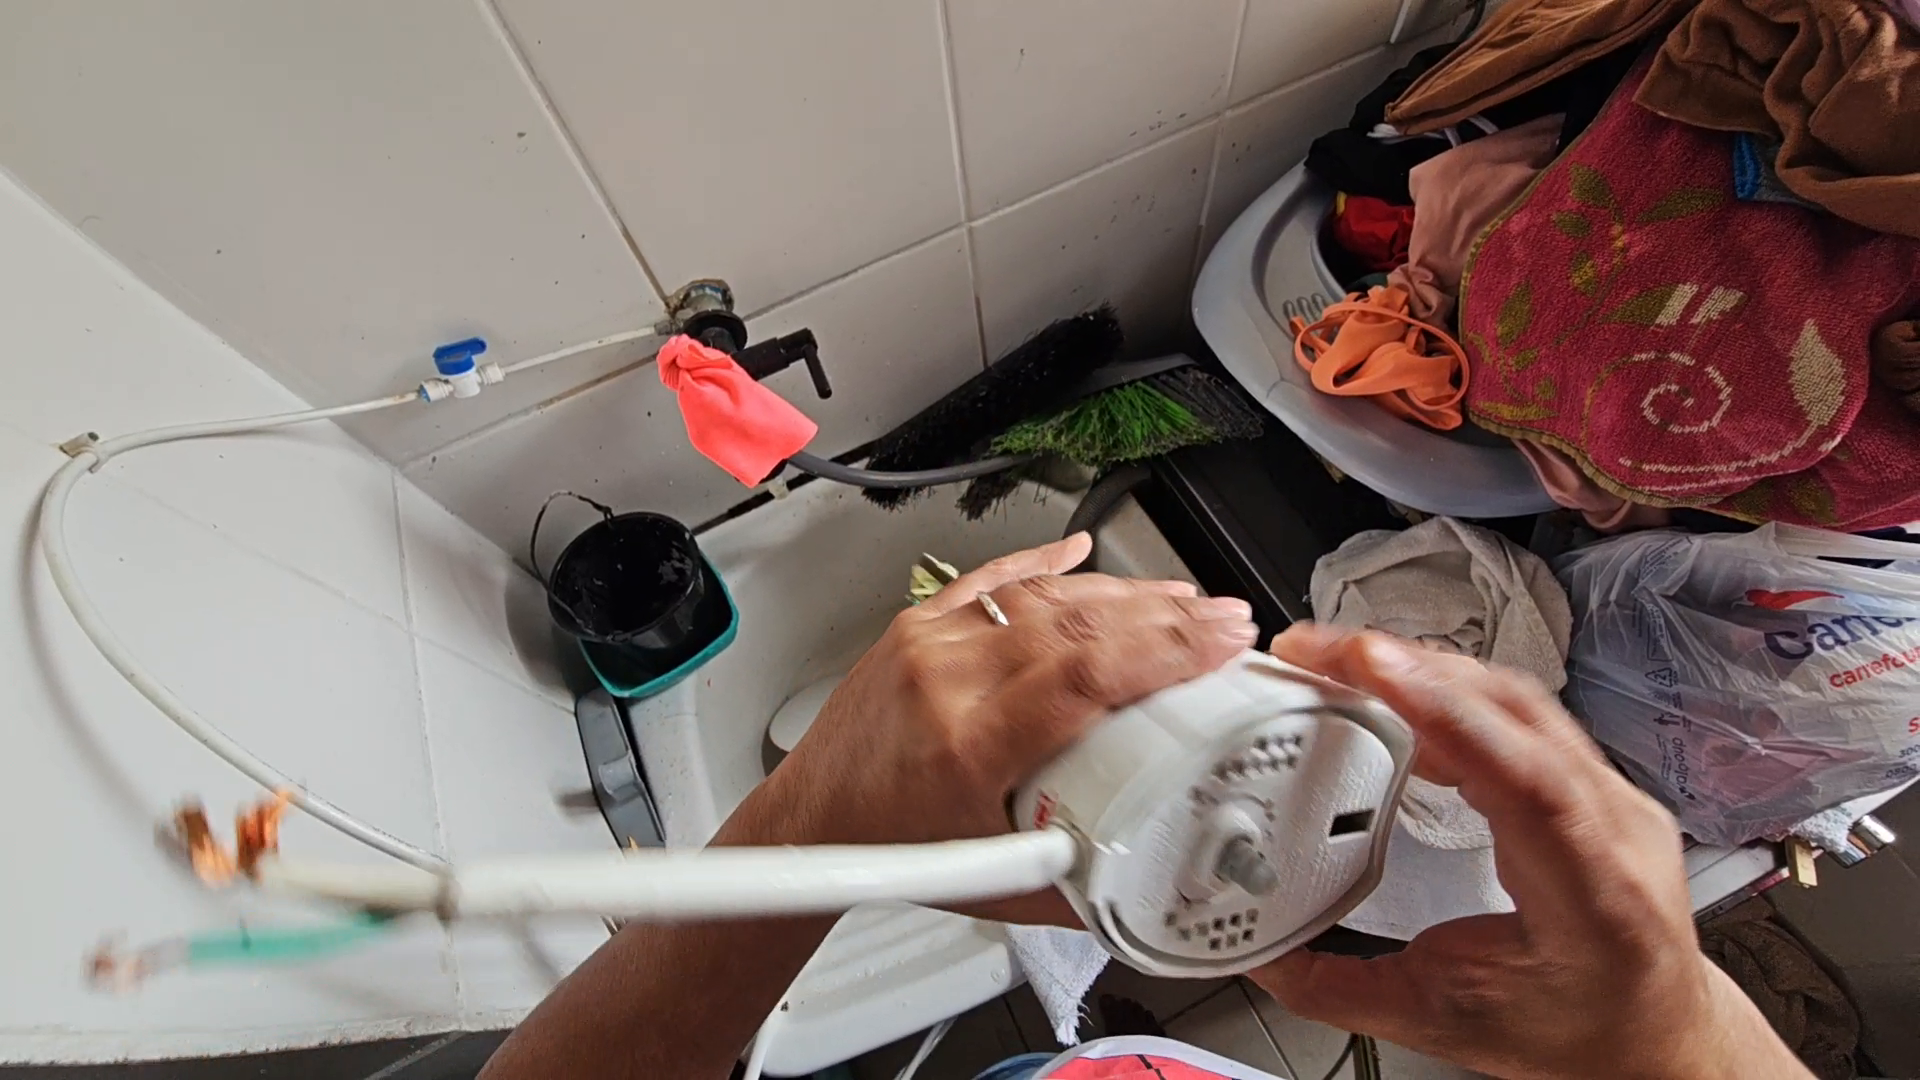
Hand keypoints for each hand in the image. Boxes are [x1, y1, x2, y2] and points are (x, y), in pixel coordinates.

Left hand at [759, 532, 1257, 922]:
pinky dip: (1042, 565)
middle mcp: (945, 678)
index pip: (1083, 675)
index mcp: (968, 744)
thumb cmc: (885, 848)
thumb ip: (1084, 869)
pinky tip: (1079, 554)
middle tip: (1216, 618)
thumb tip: (1152, 852)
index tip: (1216, 643)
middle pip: (1072, 624)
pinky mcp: (918, 625)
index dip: (1162, 650)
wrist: (811, 819)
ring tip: (1172, 599)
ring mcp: (928, 641)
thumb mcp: (997, 879)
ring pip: (1040, 597)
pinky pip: (990, 581)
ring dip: (1116, 594)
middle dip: (1160, 616)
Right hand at [1249, 625, 1810, 1079]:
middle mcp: (1611, 826)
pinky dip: (1436, 678)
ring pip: (1508, 692)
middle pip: (1509, 709)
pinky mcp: (1580, 768)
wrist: (1657, 1042)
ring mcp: (1604, 788)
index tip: (1367, 666)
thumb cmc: (1576, 1035)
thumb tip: (1258, 949)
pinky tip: (1387, 680)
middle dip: (1403, 665)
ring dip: (1416, 662)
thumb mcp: (1442, 1022)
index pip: (1526, 780)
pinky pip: (1506, 700)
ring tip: (1337, 656)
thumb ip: (1335, 985)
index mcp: (1591, 899)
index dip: (1442, 710)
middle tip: (1315, 650)